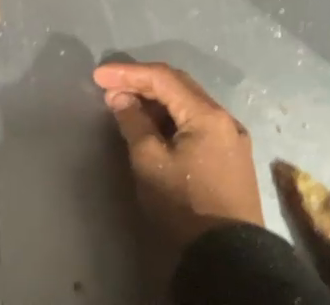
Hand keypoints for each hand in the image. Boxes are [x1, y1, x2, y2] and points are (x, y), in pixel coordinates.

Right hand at [92, 61, 263, 252]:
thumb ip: (133, 122)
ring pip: (188, 102)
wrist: (230, 256)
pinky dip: (171, 115)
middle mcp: (225, 119)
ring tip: (125, 103)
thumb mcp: (149, 161)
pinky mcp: (230, 155)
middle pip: (178, 85)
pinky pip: (196, 120)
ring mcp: (231, 138)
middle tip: (110, 86)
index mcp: (207, 116)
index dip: (127, 73)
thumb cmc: (185, 204)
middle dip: (141, 82)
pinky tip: (152, 123)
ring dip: (156, 99)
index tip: (98, 76)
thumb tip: (120, 98)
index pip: (162, 78)